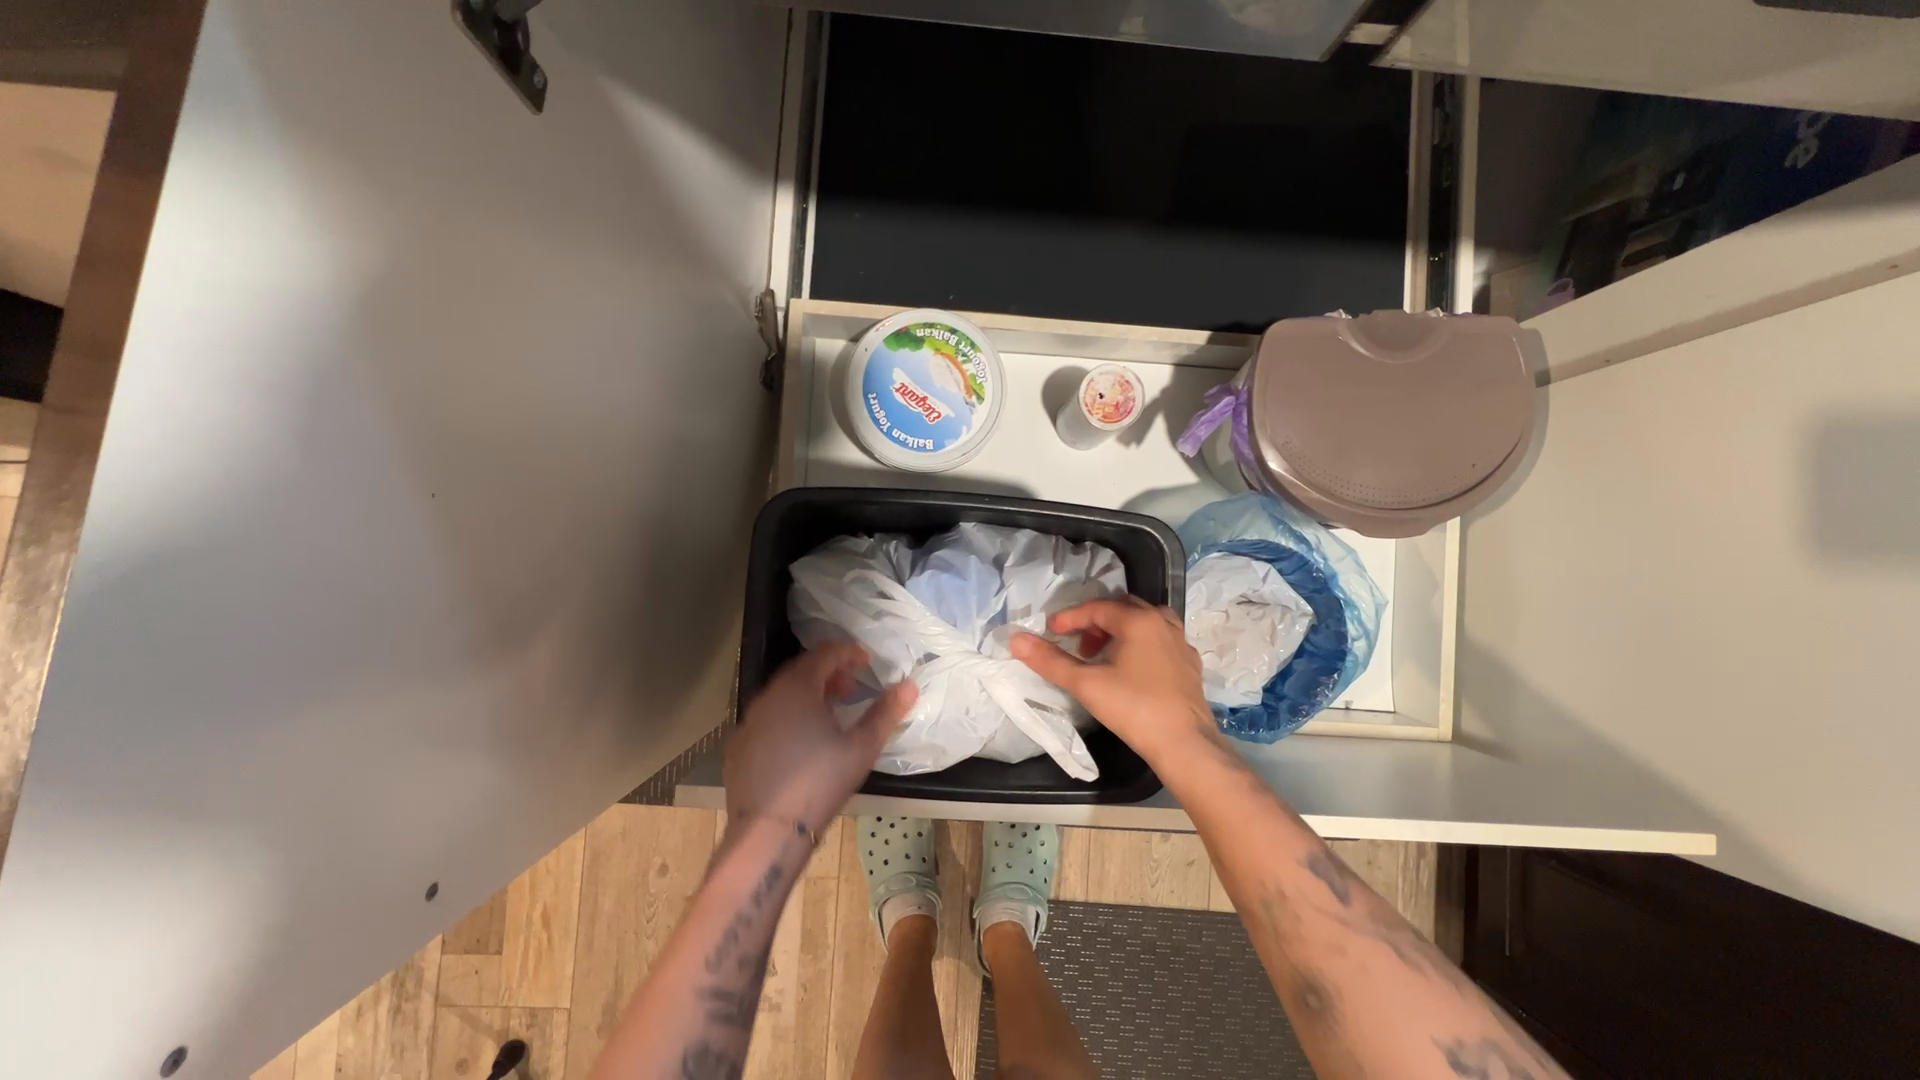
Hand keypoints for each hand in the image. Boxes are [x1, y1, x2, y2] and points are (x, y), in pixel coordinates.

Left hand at [724, 642, 917, 834]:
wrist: (769, 831)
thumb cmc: (821, 782)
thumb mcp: (861, 747)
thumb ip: (886, 713)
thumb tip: (910, 686)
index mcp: (798, 688)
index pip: (824, 653)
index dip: (848, 652)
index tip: (867, 662)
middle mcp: (768, 696)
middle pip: (801, 671)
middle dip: (829, 674)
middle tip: (852, 690)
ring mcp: (748, 721)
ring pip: (782, 695)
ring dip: (808, 696)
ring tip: (830, 716)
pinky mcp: (738, 746)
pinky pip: (767, 719)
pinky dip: (787, 718)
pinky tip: (800, 744)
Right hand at [1011, 597, 1217, 766]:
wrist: (1184, 743)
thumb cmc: (1133, 709)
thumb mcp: (1086, 684)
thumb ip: (1051, 660)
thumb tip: (1017, 640)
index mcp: (1139, 621)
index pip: (1097, 608)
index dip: (1070, 617)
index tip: (1051, 631)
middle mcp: (1163, 623)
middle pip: (1123, 609)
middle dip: (1096, 622)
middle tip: (1078, 645)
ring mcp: (1181, 643)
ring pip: (1145, 623)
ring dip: (1120, 632)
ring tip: (1103, 656)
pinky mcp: (1190, 664)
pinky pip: (1160, 641)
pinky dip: (1140, 645)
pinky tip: (1131, 670)